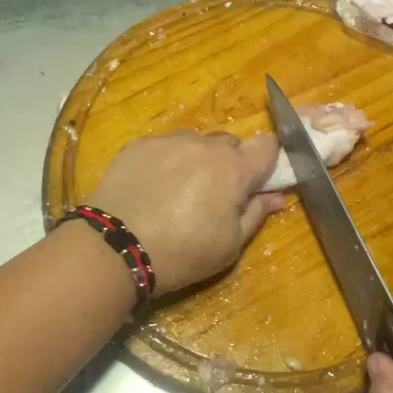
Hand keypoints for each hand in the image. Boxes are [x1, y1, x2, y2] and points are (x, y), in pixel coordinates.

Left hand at [85, 130, 284, 294]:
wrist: (115, 246)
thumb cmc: (182, 252)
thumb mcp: (229, 245)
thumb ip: (256, 214)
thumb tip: (277, 196)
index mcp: (235, 168)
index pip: (268, 145)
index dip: (268, 160)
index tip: (259, 181)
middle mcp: (206, 145)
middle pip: (230, 143)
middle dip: (229, 164)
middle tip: (214, 196)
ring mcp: (170, 141)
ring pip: (195, 142)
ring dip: (196, 160)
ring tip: (177, 192)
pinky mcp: (139, 144)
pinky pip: (164, 146)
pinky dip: (165, 162)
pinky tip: (150, 188)